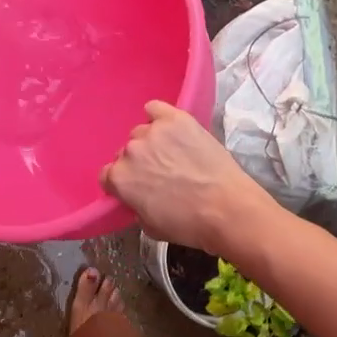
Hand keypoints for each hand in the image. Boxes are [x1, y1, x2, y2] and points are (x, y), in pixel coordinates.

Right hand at [100, 100, 274, 253]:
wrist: (228, 209)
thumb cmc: (190, 225)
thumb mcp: (151, 227)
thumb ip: (135, 206)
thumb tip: (137, 197)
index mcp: (120, 179)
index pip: (108, 175)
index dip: (122, 183)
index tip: (137, 187)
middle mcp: (130, 151)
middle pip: (126, 153)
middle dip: (140, 163)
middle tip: (161, 174)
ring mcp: (152, 131)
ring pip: (142, 133)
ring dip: (153, 143)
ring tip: (175, 154)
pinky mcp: (174, 118)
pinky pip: (155, 109)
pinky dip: (159, 117)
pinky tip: (171, 128)